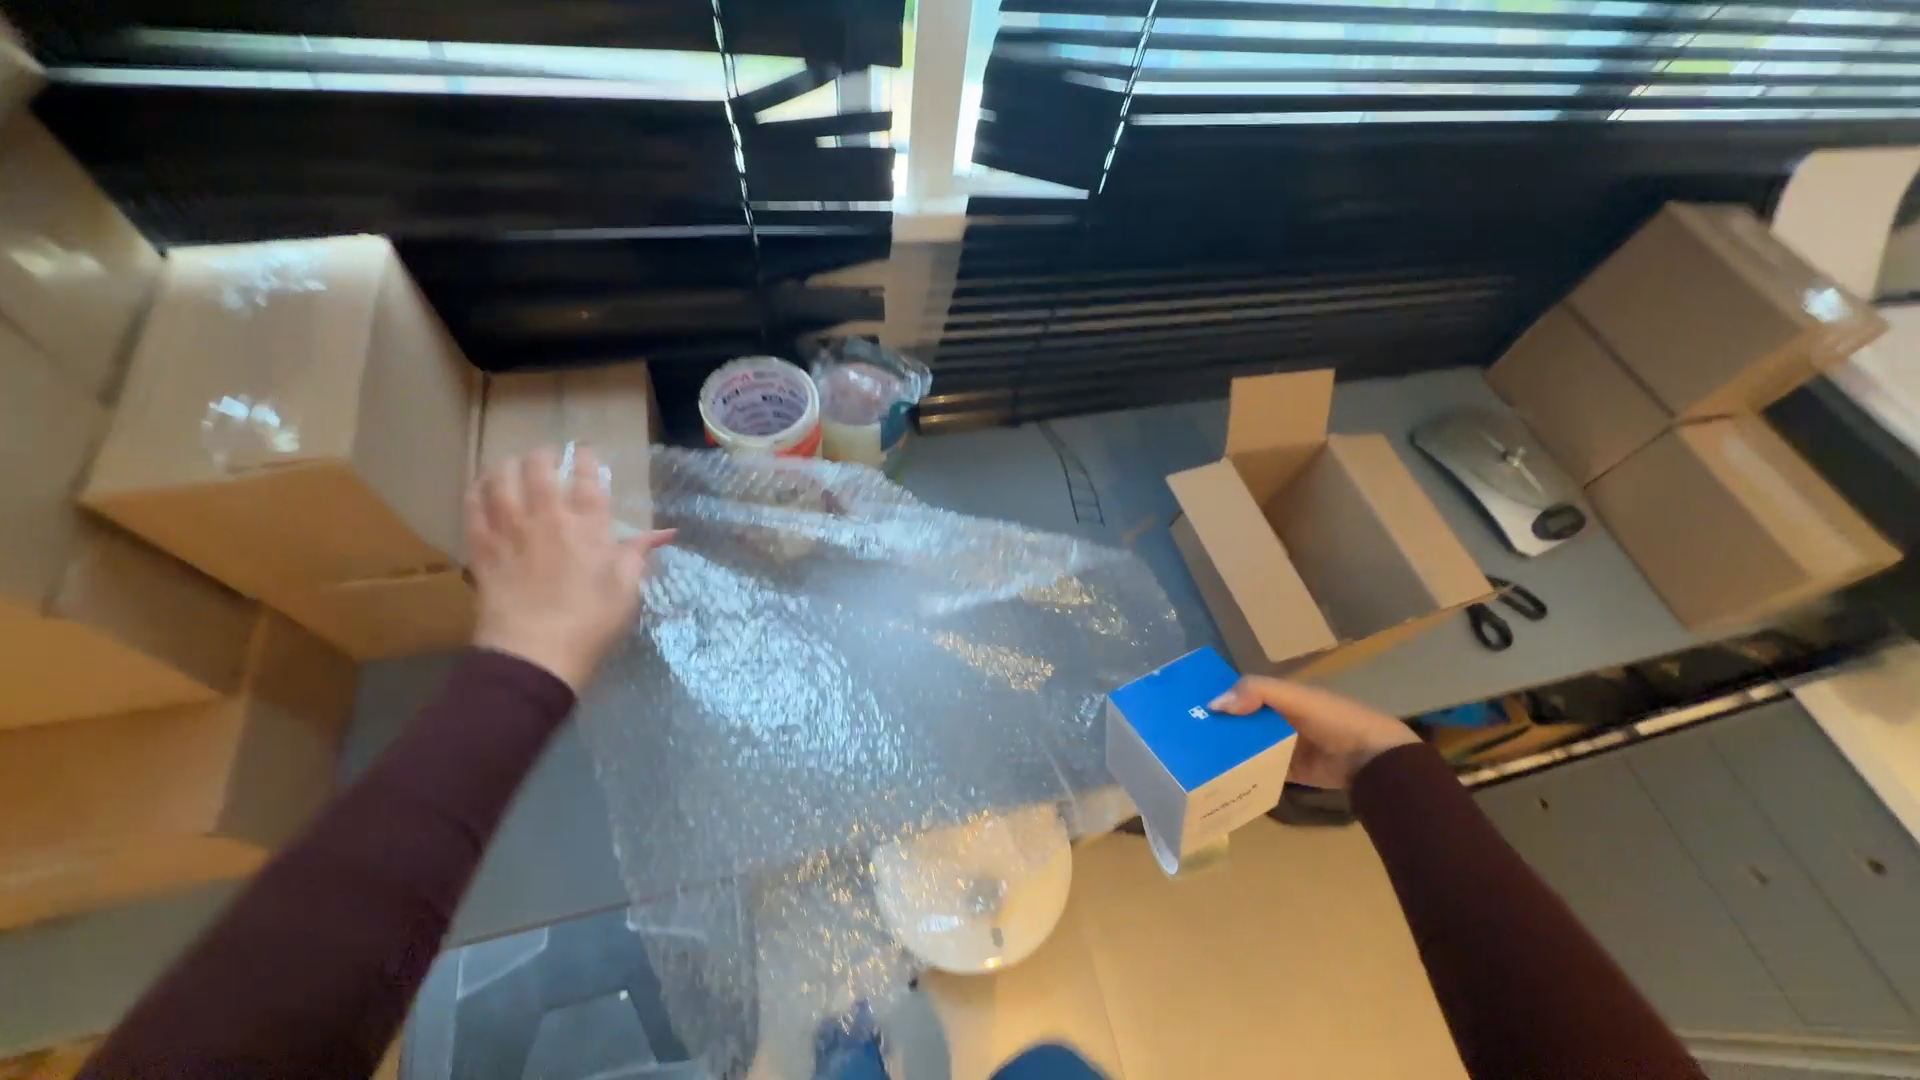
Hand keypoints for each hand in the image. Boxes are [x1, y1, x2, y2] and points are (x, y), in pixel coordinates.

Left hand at [466, 445, 675, 690]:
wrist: (535, 653)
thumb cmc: (590, 623)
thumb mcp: (626, 589)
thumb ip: (638, 554)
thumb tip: (665, 533)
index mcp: (588, 527)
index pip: (587, 478)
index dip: (586, 458)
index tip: (586, 451)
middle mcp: (547, 518)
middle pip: (539, 468)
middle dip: (545, 455)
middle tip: (549, 456)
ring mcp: (510, 530)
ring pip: (502, 479)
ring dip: (509, 465)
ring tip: (514, 465)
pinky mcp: (482, 548)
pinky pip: (473, 506)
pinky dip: (478, 489)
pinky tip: (483, 486)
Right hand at [1208, 676, 1418, 788]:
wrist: (1371, 760)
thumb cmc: (1332, 719)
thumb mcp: (1294, 696)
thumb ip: (1256, 692)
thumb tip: (1213, 704)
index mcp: (1280, 697)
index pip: (1240, 693)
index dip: (1218, 696)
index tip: (1187, 706)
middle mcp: (1278, 720)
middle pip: (1240, 722)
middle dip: (1217, 728)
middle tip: (1183, 739)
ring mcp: (1282, 747)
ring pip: (1246, 747)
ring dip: (1226, 752)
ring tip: (1193, 760)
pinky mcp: (1287, 773)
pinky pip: (1258, 771)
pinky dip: (1242, 773)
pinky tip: (1218, 778)